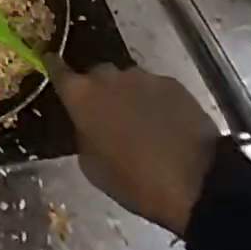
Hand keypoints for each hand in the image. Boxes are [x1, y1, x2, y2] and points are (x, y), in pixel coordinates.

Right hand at [43, 56, 218, 235]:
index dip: (53, 66)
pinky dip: (156, 102)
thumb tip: (86, 124)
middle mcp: (106, 76)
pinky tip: (168, 125)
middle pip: (95, 75)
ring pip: (127, 81)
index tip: (51, 64)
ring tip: (144, 124)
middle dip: (99, 91)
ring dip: (129, 96)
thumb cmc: (135, 182)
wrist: (199, 185)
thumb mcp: (92, 166)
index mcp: (80, 95)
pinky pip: (155, 88)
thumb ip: (82, 134)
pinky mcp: (172, 83)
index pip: (56, 66)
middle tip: (110, 116)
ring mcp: (141, 76)